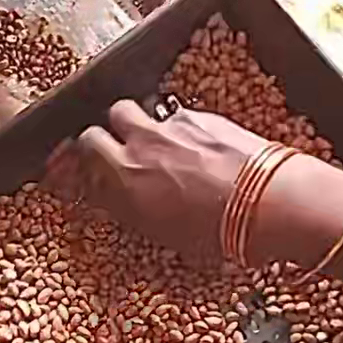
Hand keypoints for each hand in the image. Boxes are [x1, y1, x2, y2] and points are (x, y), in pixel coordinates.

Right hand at [48, 99, 342, 264]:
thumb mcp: (162, 230)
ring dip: (130, 123)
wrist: (267, 201)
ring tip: (149, 140)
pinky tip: (194, 144)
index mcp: (125, 183)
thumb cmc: (217, 230)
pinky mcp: (196, 116)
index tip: (75, 165)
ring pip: (128, 111)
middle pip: (95, 131)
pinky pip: (170, 114)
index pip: (82, 159)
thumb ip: (129, 206)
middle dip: (98, 139)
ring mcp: (166, 129)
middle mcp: (138, 150)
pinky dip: (173, 126)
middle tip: (112, 149)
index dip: (76, 161)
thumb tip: (112, 194)